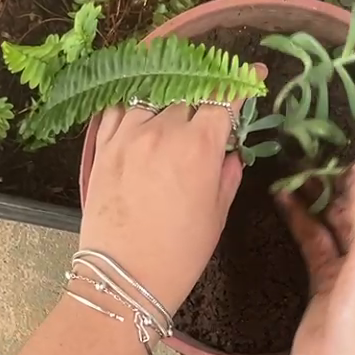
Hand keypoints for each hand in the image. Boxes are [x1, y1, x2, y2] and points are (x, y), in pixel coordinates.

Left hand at [78, 79, 260, 312]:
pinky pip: (115, 109)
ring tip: (176, 102)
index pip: (224, 97)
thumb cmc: (178, 256)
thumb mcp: (216, 216)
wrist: (123, 280)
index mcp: (199, 147)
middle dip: (205, 92)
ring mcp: (127, 137)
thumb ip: (227, 175)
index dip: (242, 82)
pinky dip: (131, 103)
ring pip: (152, 94)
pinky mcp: (102, 149)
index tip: (252, 74)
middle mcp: (162, 132)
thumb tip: (229, 153)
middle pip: (189, 91)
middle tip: (212, 100)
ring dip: (169, 94)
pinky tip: (139, 109)